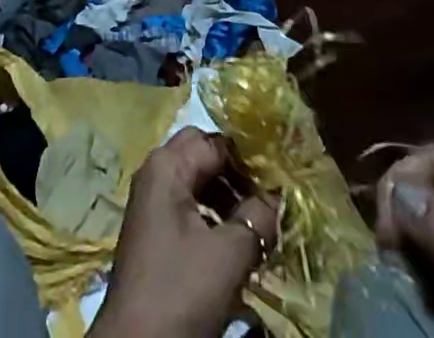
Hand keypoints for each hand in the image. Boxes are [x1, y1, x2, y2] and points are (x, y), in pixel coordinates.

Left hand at [90, 128, 279, 337]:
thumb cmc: (181, 290)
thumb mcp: (229, 252)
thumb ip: (258, 215)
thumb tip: (277, 196)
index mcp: (168, 166)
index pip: (218, 142)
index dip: (251, 156)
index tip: (281, 177)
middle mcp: (156, 174)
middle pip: (205, 156)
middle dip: (238, 172)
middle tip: (268, 196)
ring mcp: (152, 203)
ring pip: (198, 181)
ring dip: (229, 196)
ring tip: (259, 222)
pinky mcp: (155, 231)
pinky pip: (190, 206)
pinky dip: (214, 215)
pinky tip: (237, 240)